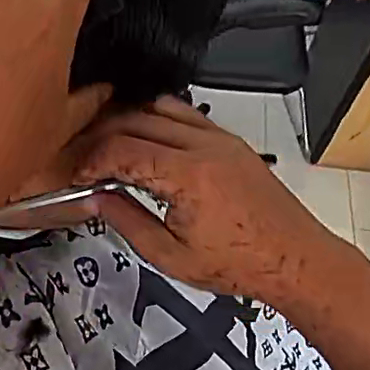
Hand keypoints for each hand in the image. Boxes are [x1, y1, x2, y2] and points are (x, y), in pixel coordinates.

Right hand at [77, 96, 354, 304]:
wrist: (292, 258)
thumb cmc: (243, 262)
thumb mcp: (170, 256)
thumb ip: (127, 222)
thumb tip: (99, 201)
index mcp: (187, 175)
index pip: (121, 149)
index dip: (90, 162)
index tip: (77, 176)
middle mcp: (205, 146)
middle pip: (134, 120)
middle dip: (100, 139)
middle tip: (85, 163)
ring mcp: (221, 139)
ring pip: (158, 107)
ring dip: (127, 123)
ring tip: (110, 150)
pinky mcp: (230, 142)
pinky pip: (185, 114)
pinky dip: (156, 121)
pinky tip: (147, 142)